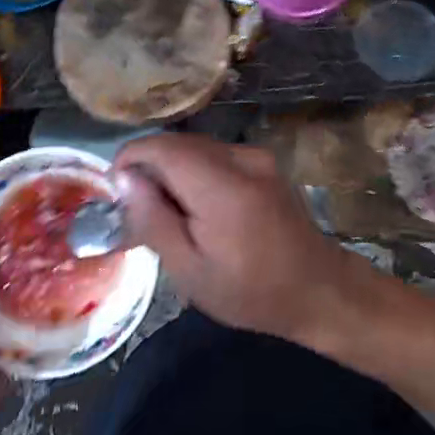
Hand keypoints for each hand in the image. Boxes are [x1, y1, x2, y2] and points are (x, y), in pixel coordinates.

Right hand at [114, 134, 373, 342]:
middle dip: (150, 169)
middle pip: (179, 144)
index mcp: (223, 186)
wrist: (318, 288)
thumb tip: (124, 179)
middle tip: (139, 213)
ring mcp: (260, 158)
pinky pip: (219, 157)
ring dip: (174, 172)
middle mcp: (244, 159)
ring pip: (198, 149)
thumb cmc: (250, 290)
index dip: (130, 160)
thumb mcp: (189, 269)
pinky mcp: (267, 164)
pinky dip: (198, 175)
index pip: (162, 146)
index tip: (116, 193)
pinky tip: (200, 211)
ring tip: (169, 217)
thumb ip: (154, 220)